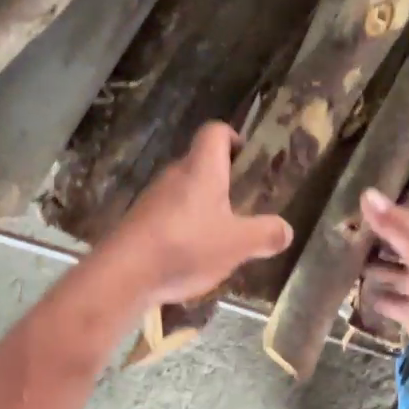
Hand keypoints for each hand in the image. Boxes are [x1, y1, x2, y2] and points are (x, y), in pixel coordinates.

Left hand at [106, 123, 292, 305]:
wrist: (122, 276)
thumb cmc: (186, 245)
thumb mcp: (239, 243)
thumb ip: (266, 234)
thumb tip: (286, 230)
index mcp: (202, 169)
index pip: (215, 132)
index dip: (234, 138)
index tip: (249, 161)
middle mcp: (175, 175)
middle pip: (203, 164)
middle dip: (226, 181)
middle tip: (247, 206)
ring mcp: (153, 199)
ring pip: (186, 192)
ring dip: (206, 208)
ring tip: (225, 237)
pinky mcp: (140, 224)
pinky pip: (171, 216)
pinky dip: (187, 228)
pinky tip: (196, 257)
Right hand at [359, 189, 408, 403]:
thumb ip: (398, 227)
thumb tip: (367, 194)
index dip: (397, 207)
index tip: (365, 202)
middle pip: (404, 245)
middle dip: (380, 238)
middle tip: (344, 233)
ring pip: (398, 274)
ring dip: (377, 268)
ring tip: (343, 263)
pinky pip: (395, 305)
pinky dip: (379, 300)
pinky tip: (359, 299)